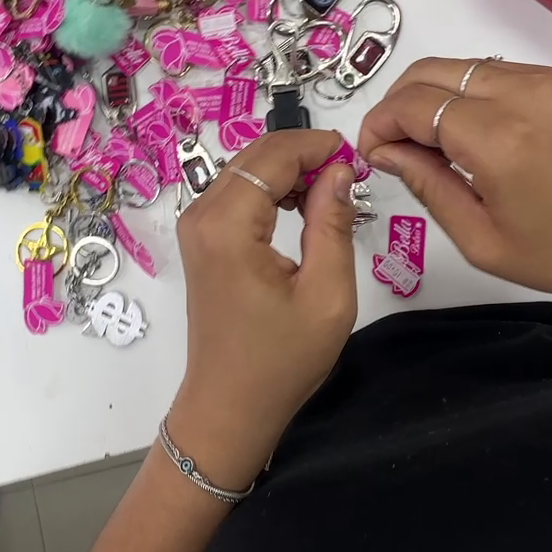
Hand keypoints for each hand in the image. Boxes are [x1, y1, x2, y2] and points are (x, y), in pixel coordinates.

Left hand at [168, 130, 357, 489]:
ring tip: (331, 193)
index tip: (357, 158)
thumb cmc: (282, 360)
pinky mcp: (200, 238)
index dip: (317, 146)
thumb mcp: (326, 295)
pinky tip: (300, 206)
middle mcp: (201, 214)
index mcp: (228, 226)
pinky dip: (270, 188)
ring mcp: (195, 225)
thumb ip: (333, 223)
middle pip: (256, 156)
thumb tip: (339, 170)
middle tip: (350, 173)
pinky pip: (237, 192)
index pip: (274, 156)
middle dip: (305, 153)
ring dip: (288, 169)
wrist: (229, 406)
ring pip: (246, 169)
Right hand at [356, 58, 551, 309]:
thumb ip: (425, 184)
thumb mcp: (482, 239)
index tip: (370, 154)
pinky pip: (488, 73)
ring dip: (427, 96)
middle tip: (390, 147)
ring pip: (456, 67)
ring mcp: (543, 81)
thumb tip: (384, 151)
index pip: (412, 106)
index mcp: (499, 140)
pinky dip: (460, 92)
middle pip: (428, 73)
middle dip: (396, 104)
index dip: (378, 124)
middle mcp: (520, 94)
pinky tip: (463, 133)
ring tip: (425, 144)